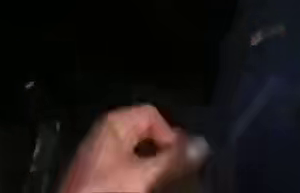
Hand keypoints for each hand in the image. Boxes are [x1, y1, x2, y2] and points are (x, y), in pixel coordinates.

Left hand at [58, 105, 206, 192]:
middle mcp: (107, 132)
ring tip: (162, 184)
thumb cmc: (103, 191)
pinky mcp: (99, 173)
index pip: (153, 114)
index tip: (184, 161)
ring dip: (153, 166)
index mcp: (115, 122)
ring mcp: (101, 153)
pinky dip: (140, 175)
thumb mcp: (142, 176)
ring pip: (137, 152)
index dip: (171, 136)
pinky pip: (127, 166)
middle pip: (146, 133)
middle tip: (177, 176)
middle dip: (163, 153)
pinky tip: (142, 187)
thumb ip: (171, 159)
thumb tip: (201, 144)